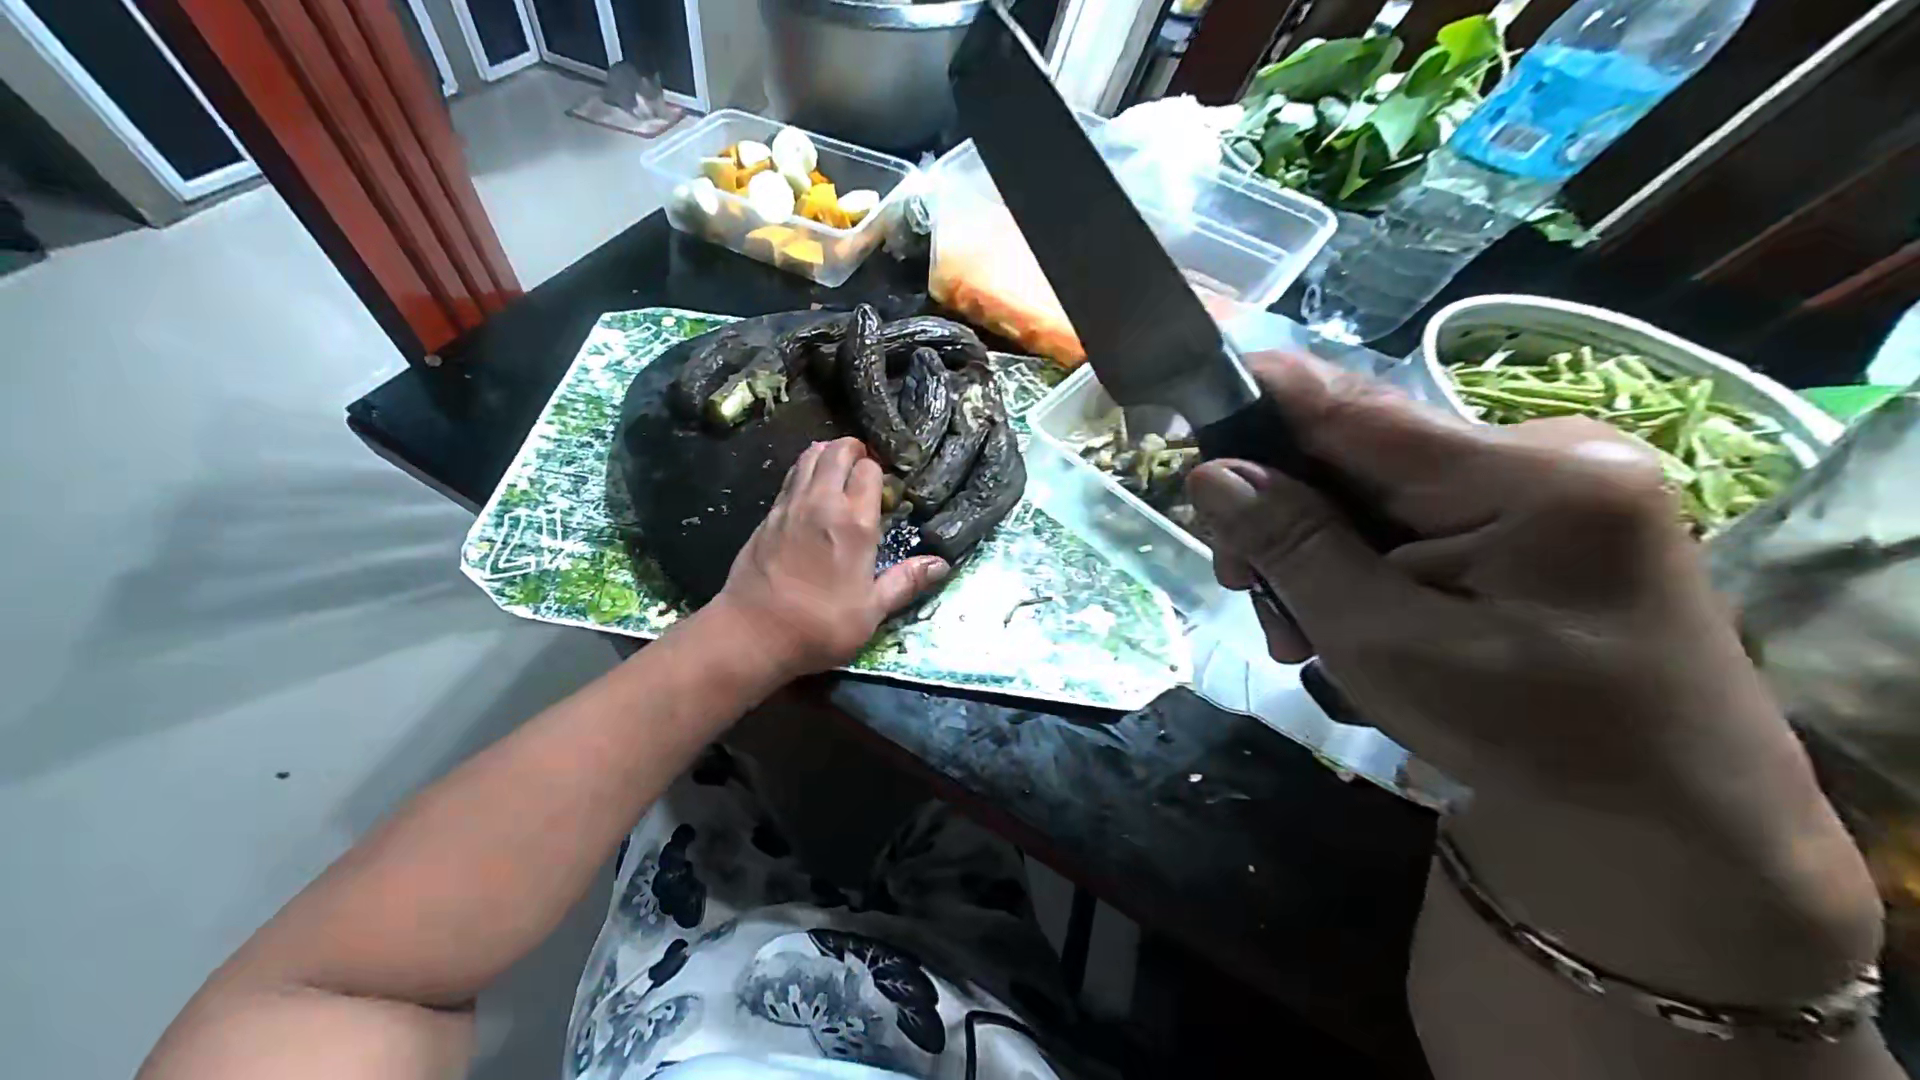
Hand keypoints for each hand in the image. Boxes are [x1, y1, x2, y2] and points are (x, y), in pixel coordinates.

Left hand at [708, 437, 947, 678]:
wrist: (752, 634)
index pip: (869, 470)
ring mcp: (790, 506)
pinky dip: (804, 472)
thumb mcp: (872, 611)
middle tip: (863, 468)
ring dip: (827, 455)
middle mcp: (822, 503)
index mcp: (854, 523)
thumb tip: (941, 565)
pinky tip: (811, 490)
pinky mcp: (768, 516)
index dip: (880, 473)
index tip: (885, 491)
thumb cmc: (819, 625)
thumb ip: (906, 581)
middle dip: (854, 451)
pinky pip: (790, 477)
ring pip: (809, 457)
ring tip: (838, 470)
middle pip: (837, 451)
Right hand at [1187, 352, 1878, 1002]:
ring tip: (1295, 630)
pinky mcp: (1542, 520)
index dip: (1263, 398)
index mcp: (1529, 479)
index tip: (1187, 412)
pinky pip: (1416, 516)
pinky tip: (1342, 618)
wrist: (1667, 820)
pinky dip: (1361, 562)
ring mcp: (1552, 484)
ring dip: (1316, 551)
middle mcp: (1549, 454)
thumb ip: (1295, 549)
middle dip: (1283, 516)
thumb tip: (1212, 474)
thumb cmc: (1527, 739)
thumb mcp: (1383, 644)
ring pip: (1378, 491)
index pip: (1357, 409)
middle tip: (1239, 586)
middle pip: (1360, 455)